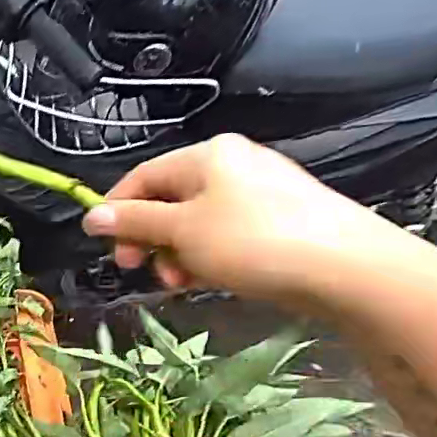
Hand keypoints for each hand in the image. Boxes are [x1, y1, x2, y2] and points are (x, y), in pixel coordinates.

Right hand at [79, 133, 430, 305]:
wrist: (345, 268)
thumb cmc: (253, 242)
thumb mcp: (182, 231)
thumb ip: (134, 222)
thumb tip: (90, 216)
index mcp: (206, 155)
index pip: (142, 177)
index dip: (117, 211)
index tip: (107, 249)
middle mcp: (231, 163)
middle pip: (167, 200)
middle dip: (149, 238)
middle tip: (142, 271)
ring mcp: (257, 190)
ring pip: (194, 221)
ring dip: (176, 252)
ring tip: (182, 281)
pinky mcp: (276, 217)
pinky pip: (222, 232)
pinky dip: (206, 255)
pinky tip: (211, 277)